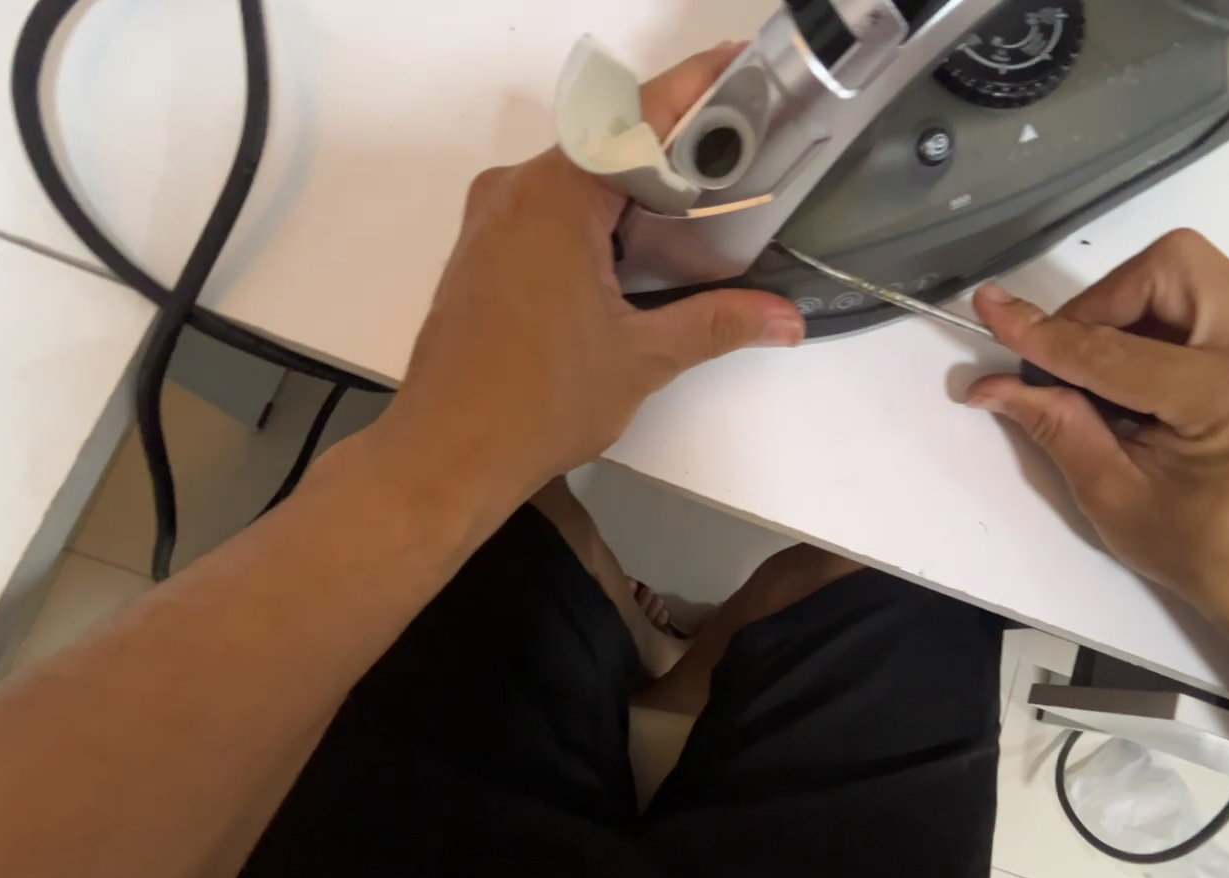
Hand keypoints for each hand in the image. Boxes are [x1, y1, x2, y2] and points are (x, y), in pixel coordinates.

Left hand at [380, 43, 805, 499]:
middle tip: (727, 169)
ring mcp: (490, 223)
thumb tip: (780, 318)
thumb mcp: (641, 360)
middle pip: (605, 144)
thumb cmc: (531, 406)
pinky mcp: (483, 254)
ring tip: (687, 219)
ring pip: (575, 179)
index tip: (737, 72)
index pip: (636, 119)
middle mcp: (514, 194)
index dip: (694, 91)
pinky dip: (593, 218)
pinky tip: (627, 259)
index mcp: (554, 201)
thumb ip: (716, 325)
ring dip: (630, 191)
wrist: (449, 453)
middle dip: (670, 152)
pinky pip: (546, 211)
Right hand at [966, 229, 1228, 633]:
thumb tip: (990, 384)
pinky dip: (1158, 324)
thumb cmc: (1196, 550)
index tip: (990, 311)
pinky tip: (1139, 377)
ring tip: (1101, 372)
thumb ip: (1054, 425)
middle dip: (1101, 302)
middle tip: (1067, 358)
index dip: (1044, 334)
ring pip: (1191, 275)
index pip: (1115, 348)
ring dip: (1128, 309)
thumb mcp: (1110, 493)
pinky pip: (1211, 301)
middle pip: (1172, 267)